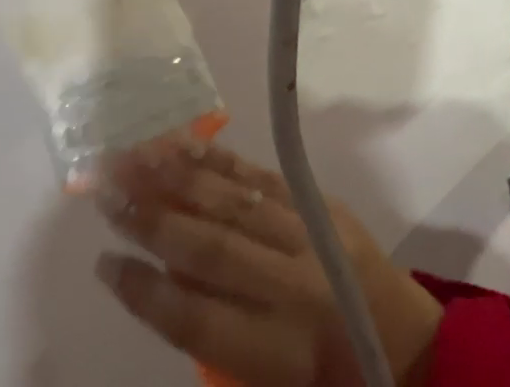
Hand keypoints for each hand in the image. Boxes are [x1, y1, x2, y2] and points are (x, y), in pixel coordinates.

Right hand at [94, 139, 444, 386]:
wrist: (407, 343)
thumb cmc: (325, 374)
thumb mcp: (268, 375)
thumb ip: (214, 328)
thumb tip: (157, 272)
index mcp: (278, 351)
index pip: (194, 319)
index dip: (143, 292)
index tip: (103, 264)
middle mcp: (293, 289)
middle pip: (208, 248)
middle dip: (150, 219)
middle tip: (102, 193)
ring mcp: (312, 238)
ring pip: (233, 201)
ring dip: (176, 178)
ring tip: (129, 157)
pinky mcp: (324, 206)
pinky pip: (264, 177)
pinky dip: (221, 160)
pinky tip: (183, 146)